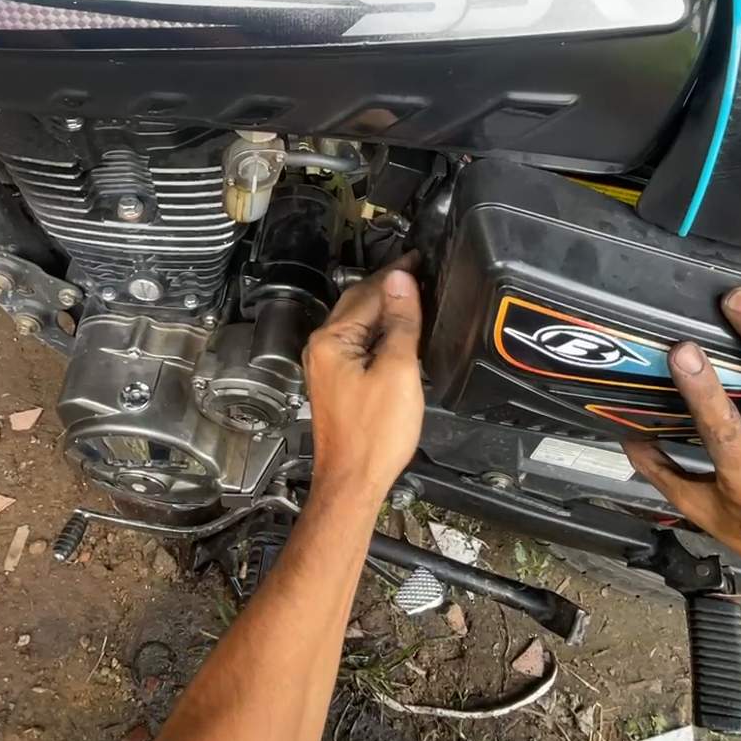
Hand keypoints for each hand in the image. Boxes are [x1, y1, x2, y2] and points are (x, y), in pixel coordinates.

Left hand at [302, 256, 425, 502]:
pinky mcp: (336, 381)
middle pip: (358, 303)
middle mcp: (322, 349)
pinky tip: (396, 331)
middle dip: (388, 286)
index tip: (419, 260)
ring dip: (383, 307)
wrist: (353, 481)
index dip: (397, 275)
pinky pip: (357, 342)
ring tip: (411, 294)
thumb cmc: (373, 436)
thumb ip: (401, 321)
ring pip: (357, 322)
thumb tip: (401, 280)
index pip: (369, 293)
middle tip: (417, 270)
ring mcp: (326, 366)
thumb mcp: (398, 370)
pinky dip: (378, 330)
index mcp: (332, 341)